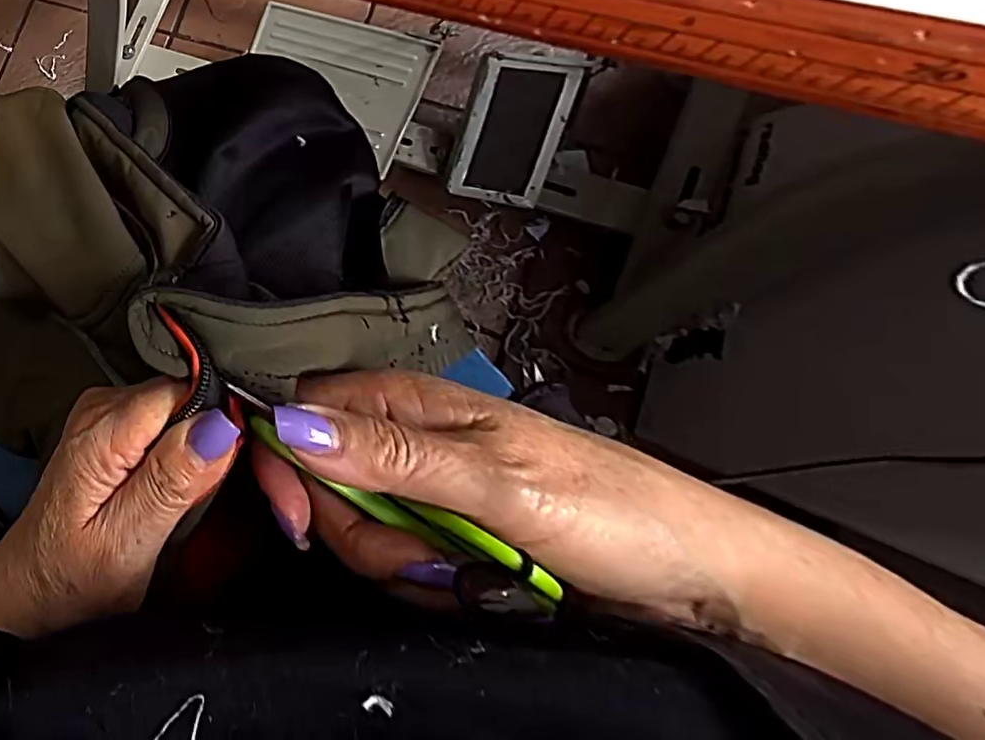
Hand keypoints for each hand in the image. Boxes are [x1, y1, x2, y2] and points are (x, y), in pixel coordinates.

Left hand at [0, 380, 242, 645]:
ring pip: (177, 407)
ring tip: (173, 498)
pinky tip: (161, 486)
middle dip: (203, 438)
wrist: (29, 586)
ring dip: (189, 448)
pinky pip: (163, 419)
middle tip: (189, 498)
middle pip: (182, 395)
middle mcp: (102, 406)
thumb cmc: (68, 578)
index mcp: (103, 430)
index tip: (214, 471)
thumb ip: (172, 482)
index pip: (185, 390)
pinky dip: (173, 451)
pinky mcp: (111, 423)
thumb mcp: (126, 545)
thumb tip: (219, 426)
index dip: (213, 424)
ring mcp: (104, 411)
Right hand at [252, 370, 779, 630]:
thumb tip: (297, 426)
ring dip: (399, 560)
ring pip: (358, 527)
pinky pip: (395, 560)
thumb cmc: (613, 508)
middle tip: (420, 546)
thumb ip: (391, 455)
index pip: (308, 412)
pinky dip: (423, 581)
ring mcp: (425, 488)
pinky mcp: (442, 530)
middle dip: (361, 529)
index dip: (290, 460)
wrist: (694, 574)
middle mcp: (407, 438)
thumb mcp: (495, 481)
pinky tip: (471, 577)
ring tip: (463, 562)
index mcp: (409, 402)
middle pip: (325, 480)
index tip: (301, 516)